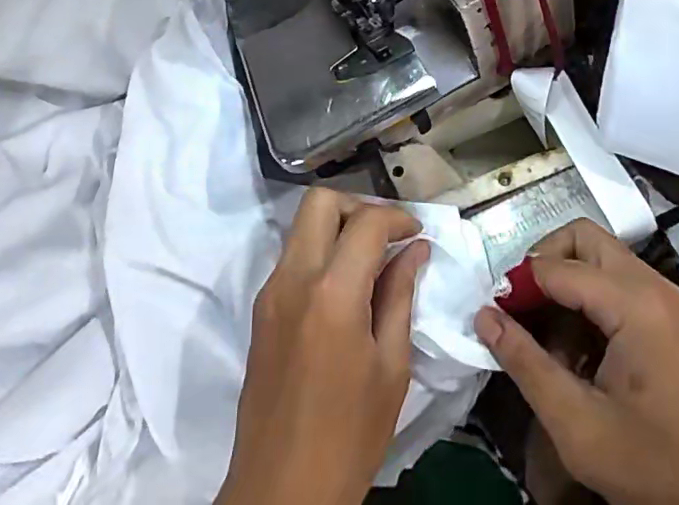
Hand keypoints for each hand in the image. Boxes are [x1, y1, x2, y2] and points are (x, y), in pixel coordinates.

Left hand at [217, 188, 430, 504]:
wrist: (282, 485)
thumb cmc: (350, 434)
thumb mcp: (391, 367)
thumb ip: (400, 296)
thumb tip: (414, 250)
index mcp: (331, 292)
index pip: (365, 222)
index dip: (397, 217)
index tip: (417, 233)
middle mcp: (293, 277)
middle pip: (319, 202)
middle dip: (358, 206)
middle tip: (388, 235)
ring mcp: (270, 289)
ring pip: (301, 225)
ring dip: (337, 226)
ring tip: (372, 260)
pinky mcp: (261, 306)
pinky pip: (292, 256)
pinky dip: (321, 251)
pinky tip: (347, 285)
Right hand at [476, 220, 678, 504]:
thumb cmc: (662, 467)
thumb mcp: (580, 426)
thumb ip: (526, 365)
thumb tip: (484, 317)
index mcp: (633, 303)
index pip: (554, 267)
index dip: (515, 287)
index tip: (492, 318)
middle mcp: (653, 287)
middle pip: (583, 239)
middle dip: (542, 264)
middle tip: (520, 307)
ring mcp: (669, 303)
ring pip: (601, 260)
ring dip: (565, 283)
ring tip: (548, 338)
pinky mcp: (675, 322)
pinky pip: (620, 287)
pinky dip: (589, 301)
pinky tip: (580, 353)